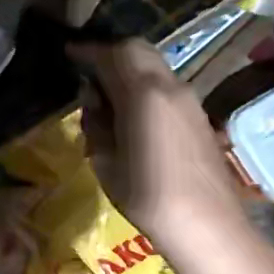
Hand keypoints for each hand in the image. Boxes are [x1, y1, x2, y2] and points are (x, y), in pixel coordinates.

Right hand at [69, 39, 249, 253]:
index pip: (112, 54)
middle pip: (138, 50)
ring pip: (154, 66)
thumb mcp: (104, 159)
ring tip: (105, 88)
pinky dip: (143, 83)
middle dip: (110, 52)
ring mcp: (189, 99)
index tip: (68, 51)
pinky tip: (130, 108)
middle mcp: (169, 85)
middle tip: (86, 65)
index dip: (87, 50)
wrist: (206, 223)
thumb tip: (95, 100)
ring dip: (128, 68)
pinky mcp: (197, 115)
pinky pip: (164, 84)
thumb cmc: (145, 194)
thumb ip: (96, 121)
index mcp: (142, 93)